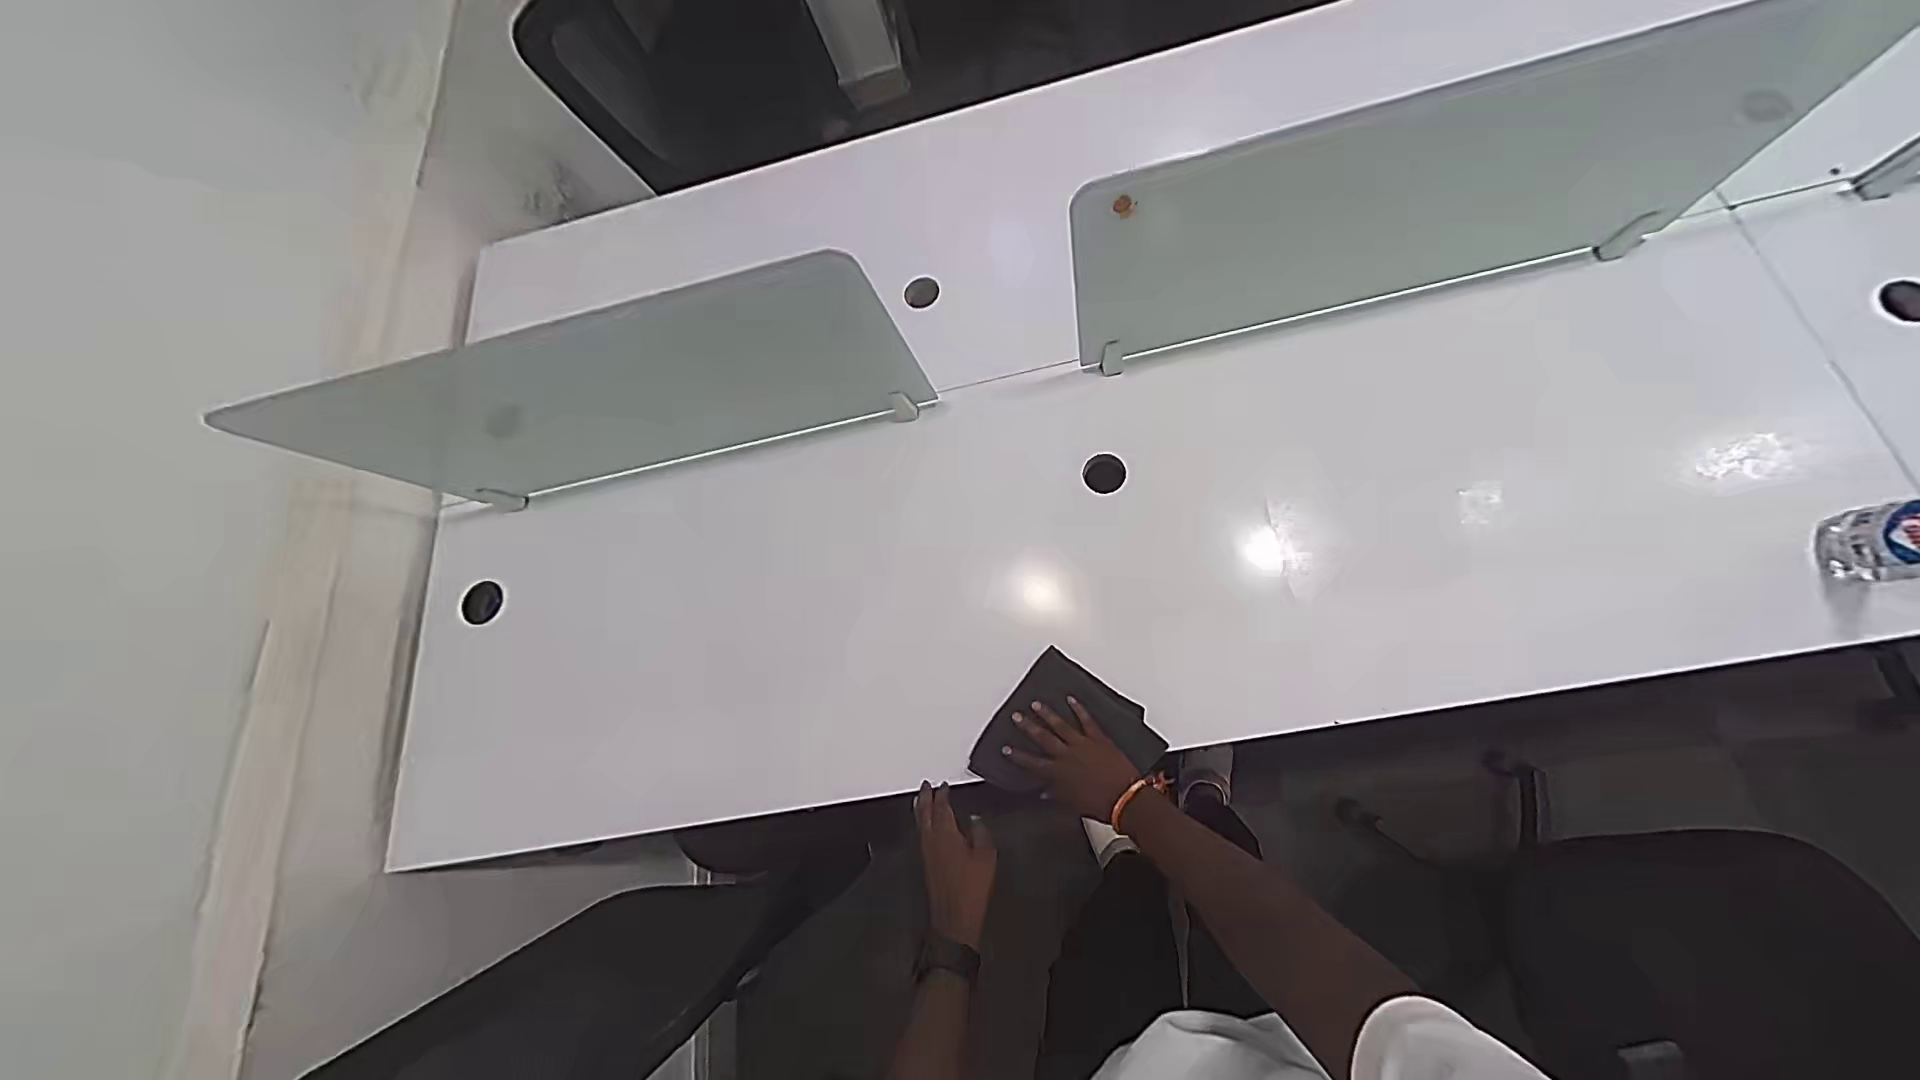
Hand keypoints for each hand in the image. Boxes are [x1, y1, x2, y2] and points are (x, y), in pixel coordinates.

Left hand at [914, 781, 995, 947]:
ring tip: (920, 799)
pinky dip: (922, 823)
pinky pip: (921, 834)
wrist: (955, 918)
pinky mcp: (926, 863)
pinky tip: (925, 825)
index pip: (941, 807)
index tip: (943, 785)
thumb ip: (980, 833)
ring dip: (920, 808)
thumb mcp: (986, 856)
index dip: (942, 794)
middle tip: (925, 786)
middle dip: (925, 797)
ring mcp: (926, 853)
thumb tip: (975, 821)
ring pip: (920, 823)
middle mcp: (931, 841)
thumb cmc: (970, 889)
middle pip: (924, 812)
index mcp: (945, 834)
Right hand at [1003, 697, 1144, 822]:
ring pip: (1060, 725)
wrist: (1126, 799)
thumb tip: (1045, 793)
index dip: (1018, 756)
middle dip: (1028, 726)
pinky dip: (1078, 709)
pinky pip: (1086, 720)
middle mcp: (1067, 756)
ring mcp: (1083, 744)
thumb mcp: (1073, 804)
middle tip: (1017, 716)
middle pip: (1043, 738)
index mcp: (1059, 774)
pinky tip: (1071, 700)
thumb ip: (1056, 795)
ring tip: (1037, 704)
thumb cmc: (1101, 805)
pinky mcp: (1098, 739)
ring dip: (1047, 714)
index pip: (1032, 763)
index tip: (1007, 749)